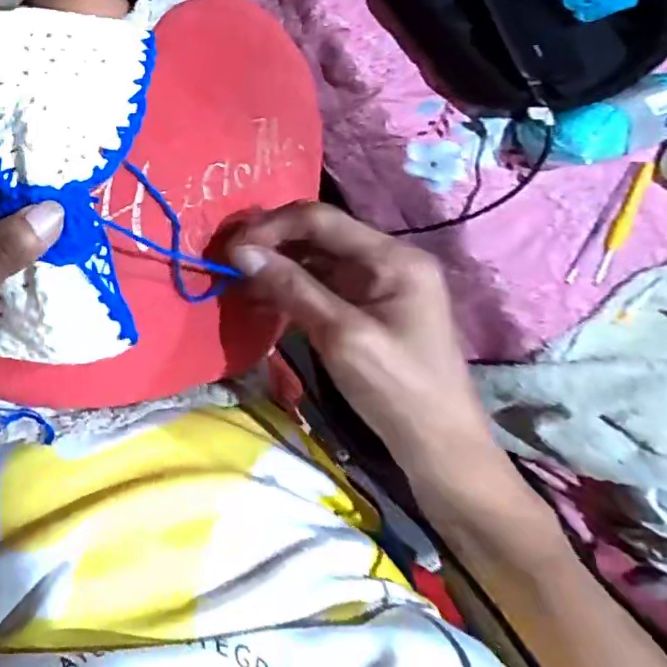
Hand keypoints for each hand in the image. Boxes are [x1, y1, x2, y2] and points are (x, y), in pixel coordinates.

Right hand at [224, 202, 494, 467]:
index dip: (272, 227)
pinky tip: (259, 298)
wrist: (438, 447)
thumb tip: (241, 251)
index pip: (321, 219)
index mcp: (393, 257)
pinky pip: (317, 281)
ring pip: (312, 256)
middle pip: (316, 233)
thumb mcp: (341, 335)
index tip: (232, 249)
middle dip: (270, 242)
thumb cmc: (397, 389)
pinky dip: (287, 285)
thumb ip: (292, 287)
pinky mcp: (364, 305)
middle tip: (228, 261)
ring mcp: (376, 282)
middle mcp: (386, 259)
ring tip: (237, 280)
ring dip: (274, 264)